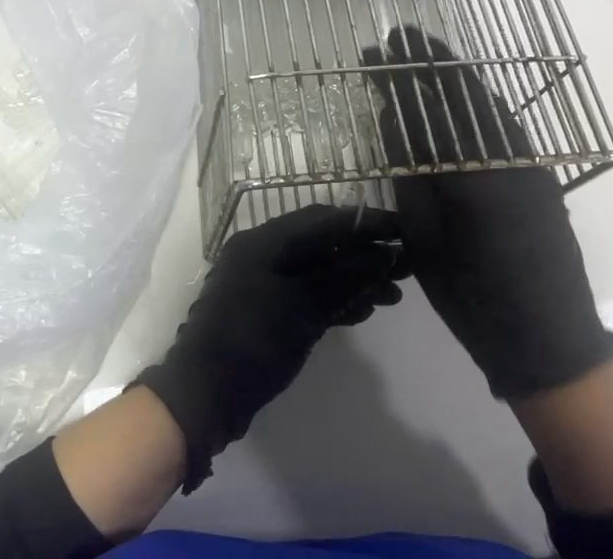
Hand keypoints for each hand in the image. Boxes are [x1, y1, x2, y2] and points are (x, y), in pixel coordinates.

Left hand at [134, 205, 406, 491]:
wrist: (205, 393)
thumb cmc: (253, 340)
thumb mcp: (304, 306)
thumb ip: (346, 276)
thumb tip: (384, 252)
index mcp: (263, 241)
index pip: (323, 219)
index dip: (366, 223)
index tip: (405, 231)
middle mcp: (261, 255)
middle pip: (322, 244)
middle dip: (364, 253)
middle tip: (406, 267)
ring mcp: (261, 284)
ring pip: (317, 272)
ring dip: (354, 280)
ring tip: (394, 295)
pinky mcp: (265, 313)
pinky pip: (306, 296)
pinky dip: (335, 300)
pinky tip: (365, 310)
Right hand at [362, 27, 612, 401]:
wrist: (549, 341)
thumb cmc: (474, 296)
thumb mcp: (424, 238)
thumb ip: (409, 172)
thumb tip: (393, 117)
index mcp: (474, 169)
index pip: (433, 102)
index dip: (402, 72)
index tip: (377, 51)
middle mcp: (508, 155)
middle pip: (467, 91)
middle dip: (431, 60)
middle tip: (399, 40)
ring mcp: (531, 166)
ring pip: (490, 106)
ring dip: (456, 81)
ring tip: (424, 65)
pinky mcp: (542, 181)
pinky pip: (504, 128)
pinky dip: (476, 108)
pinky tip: (459, 111)